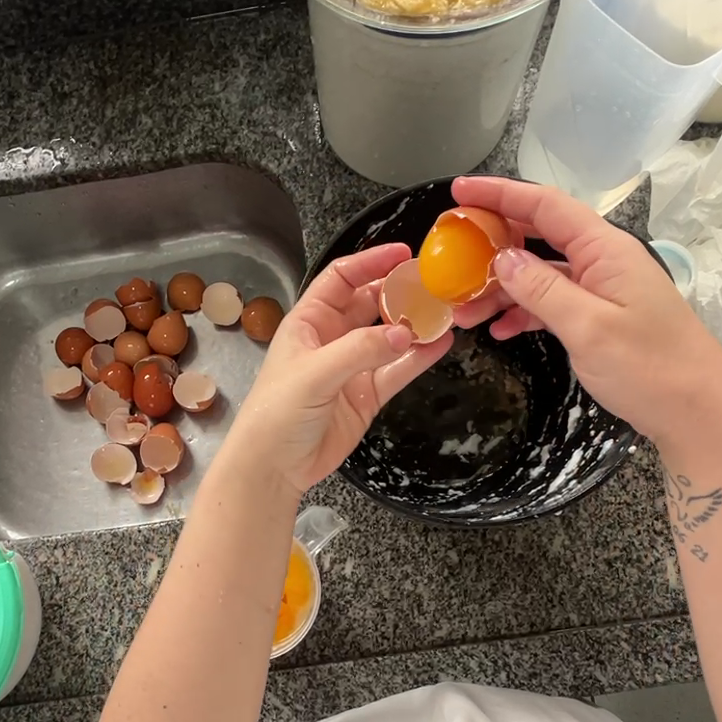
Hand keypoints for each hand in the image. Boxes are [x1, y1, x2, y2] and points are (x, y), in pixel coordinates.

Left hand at [223, 244, 452, 496]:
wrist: (274, 466)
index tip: (404, 254)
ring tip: (446, 310)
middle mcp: (331, 339)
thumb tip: (407, 333)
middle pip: (370, 304)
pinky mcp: (367, 395)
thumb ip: (360, 350)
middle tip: (434, 283)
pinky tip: (442, 343)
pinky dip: (419, 357)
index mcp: (309, 322)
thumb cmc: (278, 412)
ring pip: (389, 337)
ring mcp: (352, 367)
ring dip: (414, 324)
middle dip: (399, 291)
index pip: (341, 279)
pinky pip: (398, 370)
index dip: (370, 263)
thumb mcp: (315, 373)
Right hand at [448, 176, 721, 443]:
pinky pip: (551, 304)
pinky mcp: (598, 318)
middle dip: (492, 244)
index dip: (499, 194)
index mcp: (604, 251)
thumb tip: (501, 259)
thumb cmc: (650, 368)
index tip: (458, 190)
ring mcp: (600, 290)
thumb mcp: (589, 328)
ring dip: (501, 289)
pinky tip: (498, 330)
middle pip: (538, 236)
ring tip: (464, 311)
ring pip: (539, 275)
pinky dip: (522, 313)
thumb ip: (542, 290)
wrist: (696, 412)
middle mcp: (601, 262)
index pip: (545, 207)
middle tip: (450, 255)